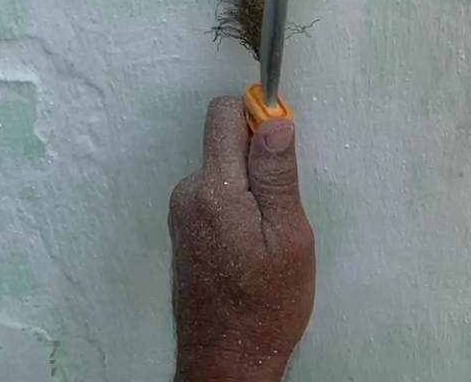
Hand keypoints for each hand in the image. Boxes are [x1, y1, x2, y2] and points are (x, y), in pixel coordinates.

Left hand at [170, 97, 315, 381]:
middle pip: (222, 138)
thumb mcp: (289, 237)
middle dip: (256, 154)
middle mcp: (189, 192)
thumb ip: (277, 174)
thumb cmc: (266, 304)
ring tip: (267, 229)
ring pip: (221, 166)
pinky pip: (214, 189)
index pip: (223, 114)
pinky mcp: (183, 226)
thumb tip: (274, 118)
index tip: (280, 144)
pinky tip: (249, 240)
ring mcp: (181, 211)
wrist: (226, 364)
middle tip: (281, 201)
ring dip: (247, 181)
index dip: (255, 114)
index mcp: (215, 190)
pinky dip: (235, 200)